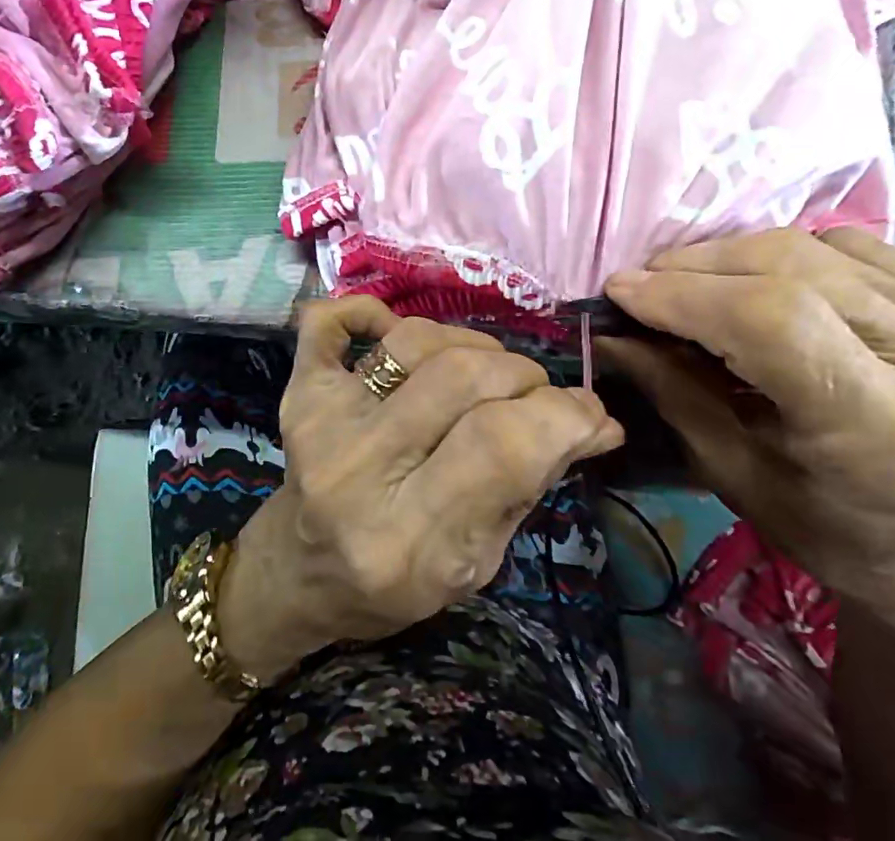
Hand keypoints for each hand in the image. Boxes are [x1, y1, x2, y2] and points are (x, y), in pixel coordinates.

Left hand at [216, 297, 623, 680]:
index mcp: (410, 537)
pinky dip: (367, 311)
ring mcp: (320, 423)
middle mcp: (359, 470)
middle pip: (461, 377)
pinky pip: (326, 322)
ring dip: (470, 345)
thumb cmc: (394, 582)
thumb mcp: (476, 563)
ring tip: (485, 373)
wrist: (303, 569)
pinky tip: (394, 332)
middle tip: (533, 398)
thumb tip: (597, 420)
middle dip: (523, 377)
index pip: (501, 444)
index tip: (588, 414)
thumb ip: (529, 487)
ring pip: (413, 341)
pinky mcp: (297, 393)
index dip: (563, 415)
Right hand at [601, 228, 894, 618]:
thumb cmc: (822, 523)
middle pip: (789, 269)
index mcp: (880, 427)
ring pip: (811, 248)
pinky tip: (754, 284)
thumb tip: (610, 331)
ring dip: (726, 256)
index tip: (619, 292)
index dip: (684, 296)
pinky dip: (781, 256)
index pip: (772, 321)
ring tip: (683, 283)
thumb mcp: (728, 469)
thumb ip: (670, 389)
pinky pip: (847, 246)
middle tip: (638, 285)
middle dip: (691, 269)